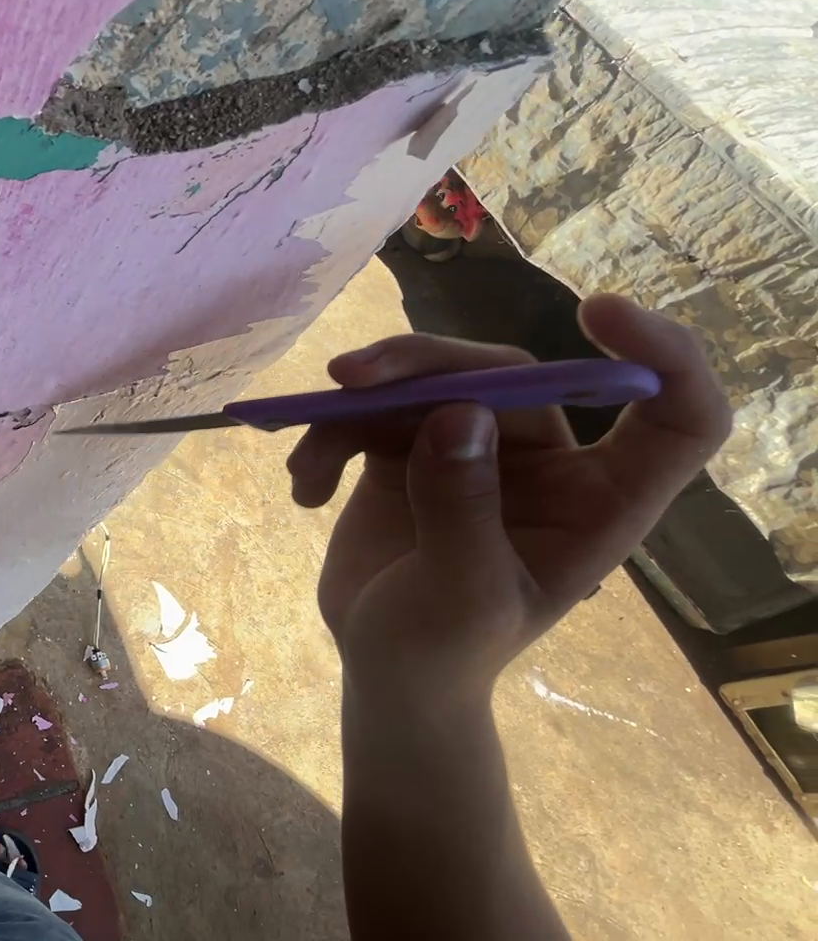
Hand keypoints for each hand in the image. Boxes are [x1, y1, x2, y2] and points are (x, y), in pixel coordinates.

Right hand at [287, 294, 729, 705]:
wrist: (381, 663)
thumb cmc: (442, 649)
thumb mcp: (460, 595)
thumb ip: (462, 508)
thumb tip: (457, 415)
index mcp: (593, 502)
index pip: (668, 417)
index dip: (658, 355)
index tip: (597, 310)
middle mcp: (537, 465)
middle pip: (500, 376)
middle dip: (421, 365)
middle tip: (346, 375)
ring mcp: (465, 454)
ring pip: (418, 387)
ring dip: (347, 413)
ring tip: (303, 467)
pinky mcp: (402, 456)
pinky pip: (364, 418)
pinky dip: (323, 444)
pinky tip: (304, 490)